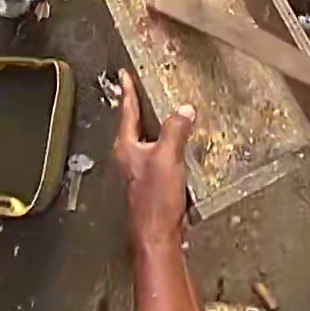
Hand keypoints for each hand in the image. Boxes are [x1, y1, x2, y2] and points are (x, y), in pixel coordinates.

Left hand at [112, 69, 195, 252]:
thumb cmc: (155, 200)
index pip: (127, 112)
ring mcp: (140, 169)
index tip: (125, 75)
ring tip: (161, 109)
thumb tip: (183, 110)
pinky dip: (166, 141)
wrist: (158, 235)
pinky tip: (178, 142)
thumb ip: (175, 131)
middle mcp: (130, 157)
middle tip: (140, 88)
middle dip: (137, 105)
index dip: (128, 92)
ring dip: (154, 123)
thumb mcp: (167, 158)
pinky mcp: (153, 179)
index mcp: (127, 148)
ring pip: (146, 138)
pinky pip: (159, 151)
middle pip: (133, 123)